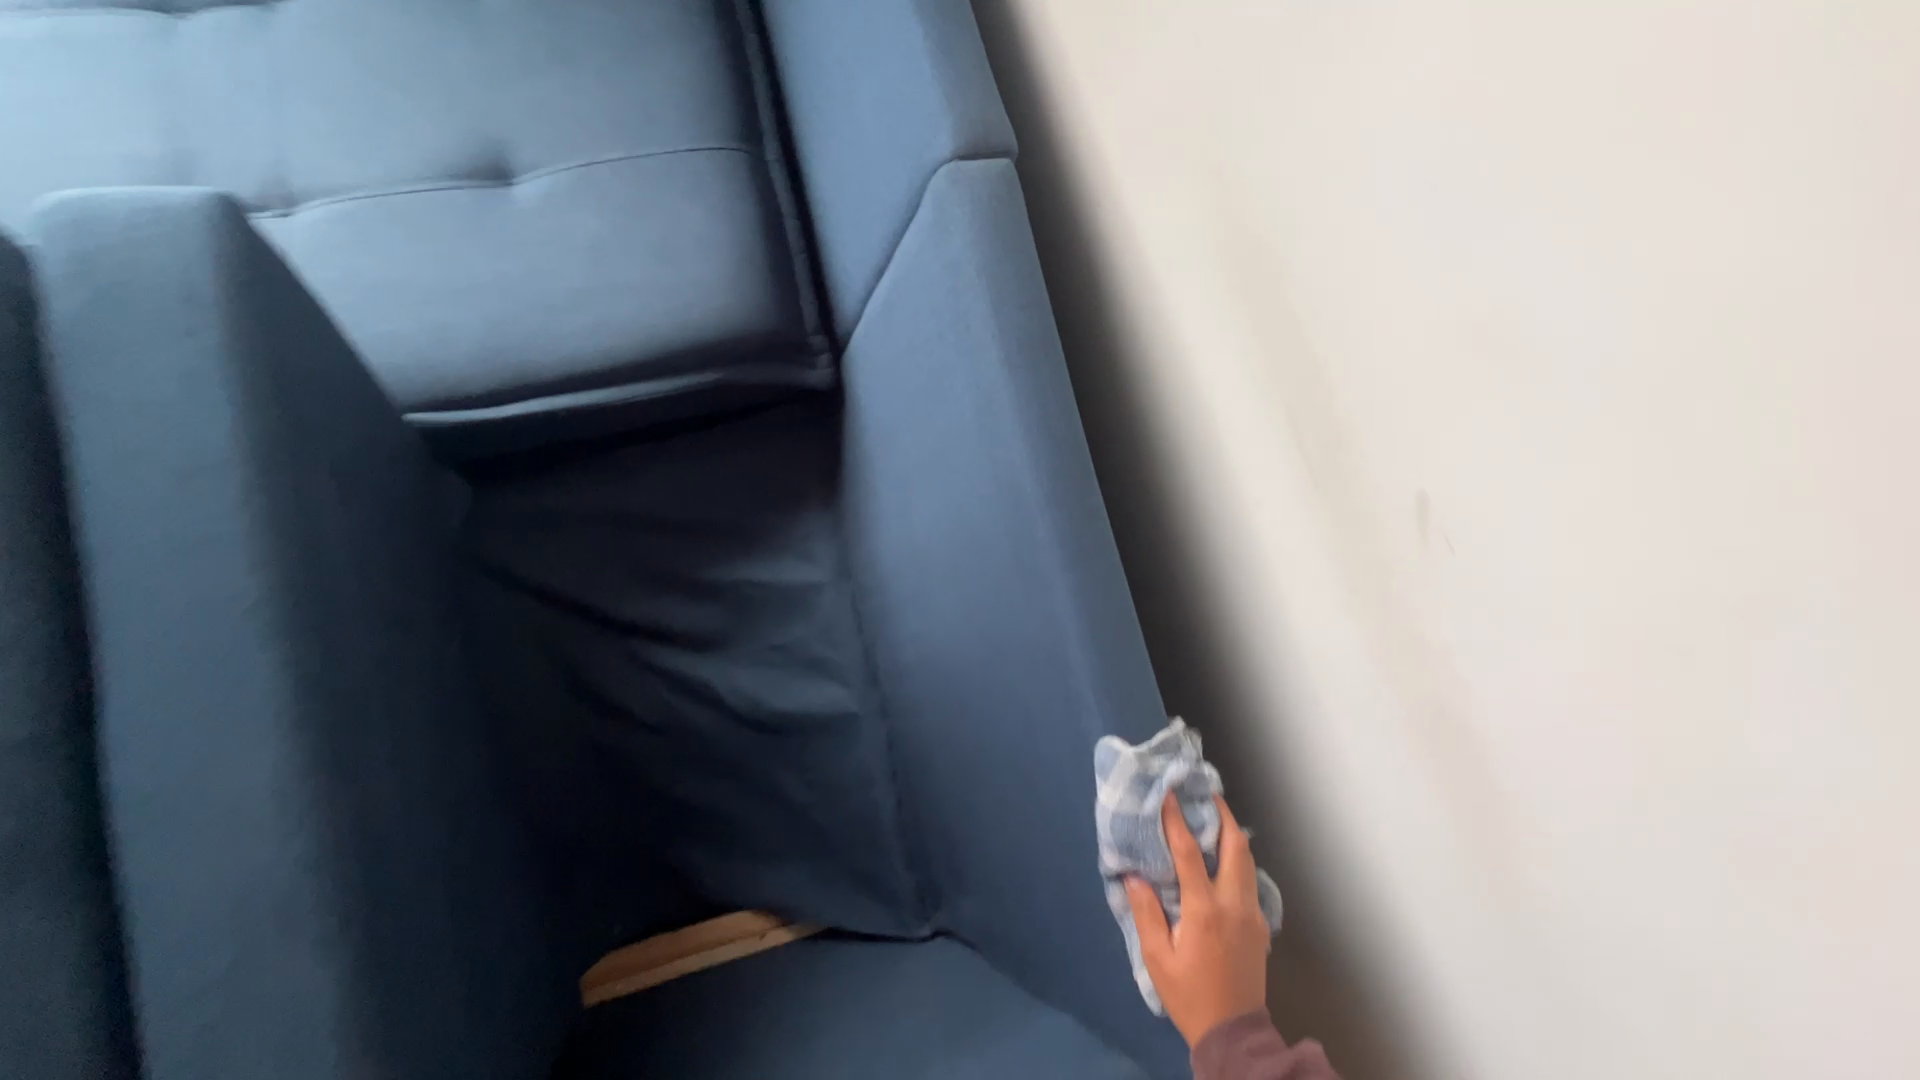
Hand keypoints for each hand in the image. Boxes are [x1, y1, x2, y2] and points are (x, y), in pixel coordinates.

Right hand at [1125, 793, 1268, 1047]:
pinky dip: (1238, 859)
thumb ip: (1146, 913)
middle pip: (1236, 847)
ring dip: (1233, 835)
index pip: (1189, 853)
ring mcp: (1252, 914)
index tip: (1169, 794)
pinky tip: (1223, 858)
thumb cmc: (1189, 995)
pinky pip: (1250, 880)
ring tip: (1215, 817)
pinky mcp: (1259, 926)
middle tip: (1207, 794)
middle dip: (1223, 816)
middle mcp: (1234, 904)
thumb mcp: (1158, 958)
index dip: (1177, 820)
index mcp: (1205, 910)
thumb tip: (1134, 877)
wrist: (1234, 1033)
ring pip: (1248, 862)